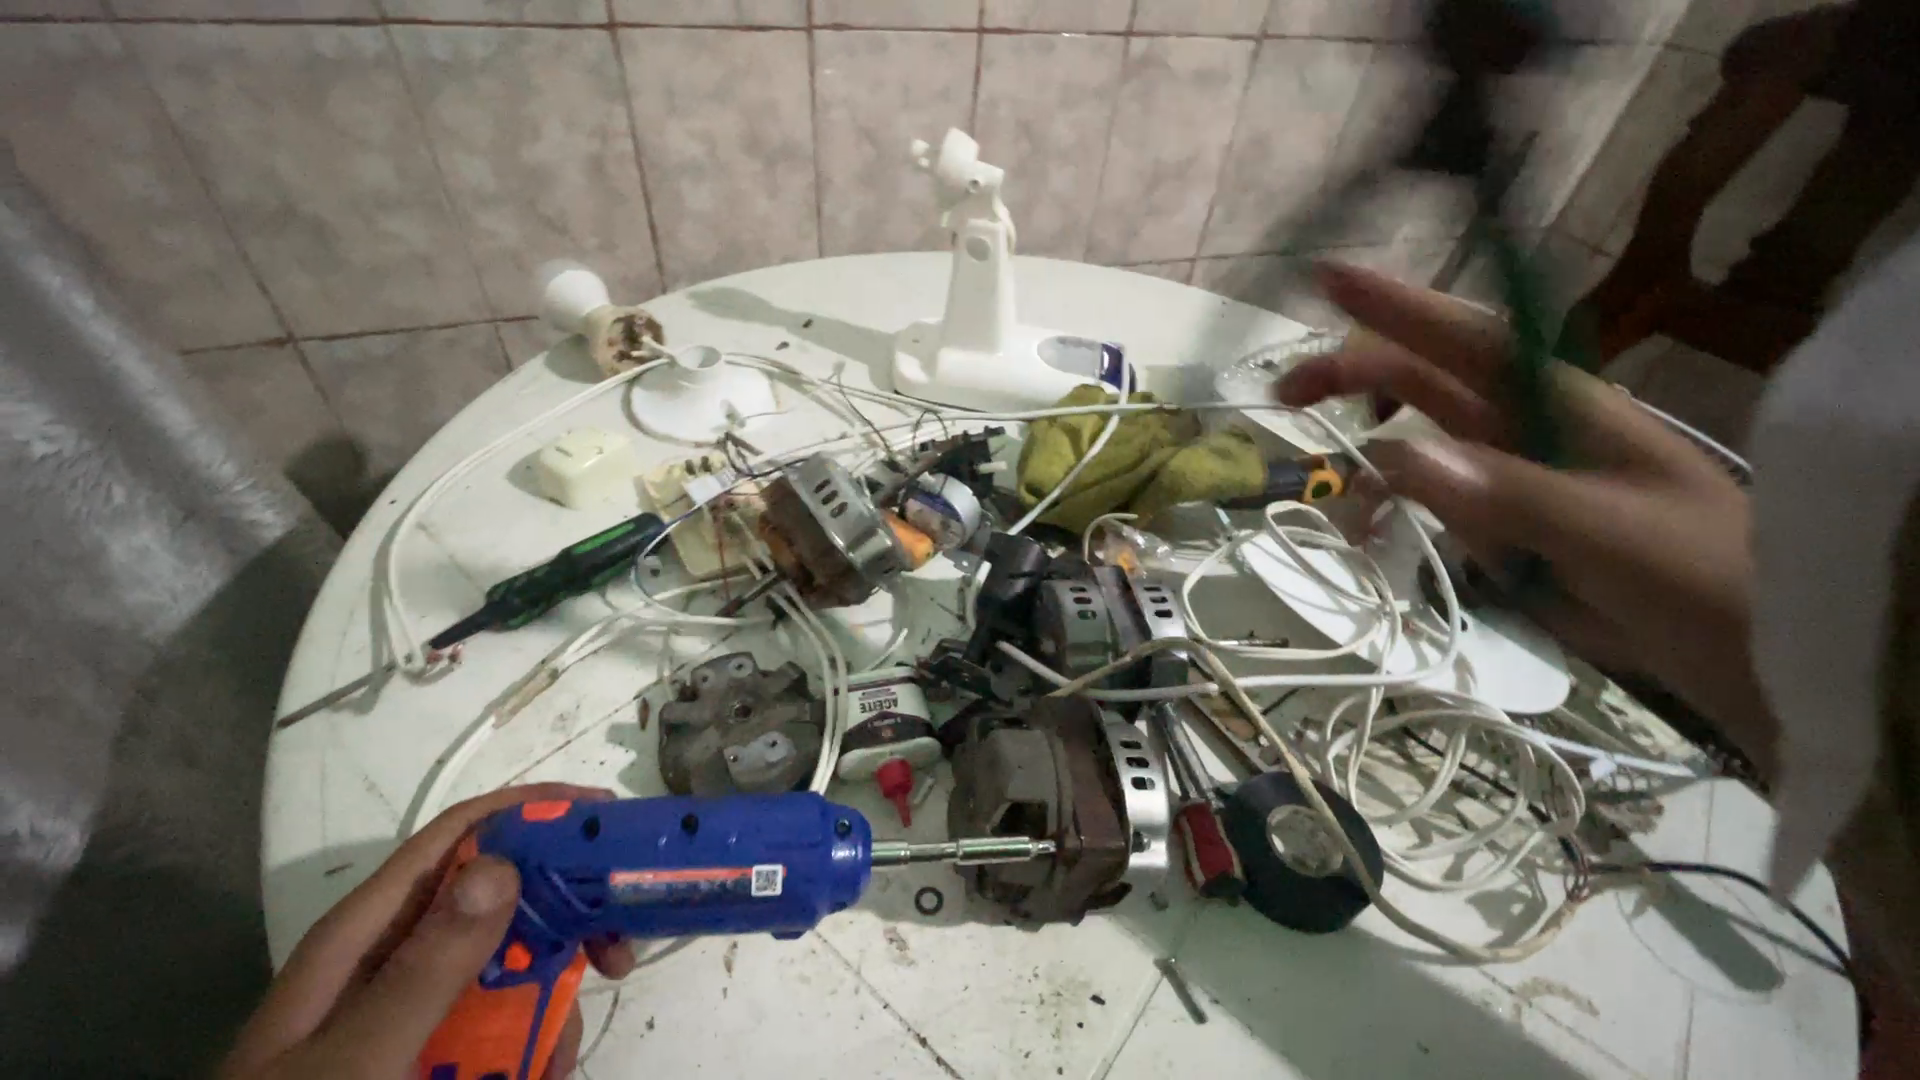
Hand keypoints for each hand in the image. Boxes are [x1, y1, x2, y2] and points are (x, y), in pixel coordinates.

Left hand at [221, 784, 636, 1079]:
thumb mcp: (357, 1061)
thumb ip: (426, 970)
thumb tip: (503, 864)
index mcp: (370, 930)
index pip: (461, 834)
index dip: (534, 808)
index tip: (606, 817)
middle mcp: (398, 950)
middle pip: (503, 894)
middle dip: (568, 914)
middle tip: (617, 951)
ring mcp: (415, 1000)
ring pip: (513, 959)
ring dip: (554, 994)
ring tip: (561, 1054)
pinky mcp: (429, 1043)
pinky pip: (502, 1016)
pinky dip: (534, 1036)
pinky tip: (542, 1069)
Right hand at [1278, 262, 1774, 774]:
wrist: (1746, 647)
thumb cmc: (1701, 575)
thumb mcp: (1610, 532)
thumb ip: (1506, 494)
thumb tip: (1396, 460)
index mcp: (1558, 403)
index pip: (1465, 338)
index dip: (1396, 307)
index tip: (1327, 281)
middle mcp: (1521, 426)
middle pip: (1420, 382)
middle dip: (1351, 378)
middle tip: (1286, 398)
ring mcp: (1503, 475)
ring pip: (1411, 447)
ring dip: (1367, 466)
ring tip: (1347, 513)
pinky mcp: (1493, 521)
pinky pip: (1424, 502)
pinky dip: (1389, 514)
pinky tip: (1370, 539)